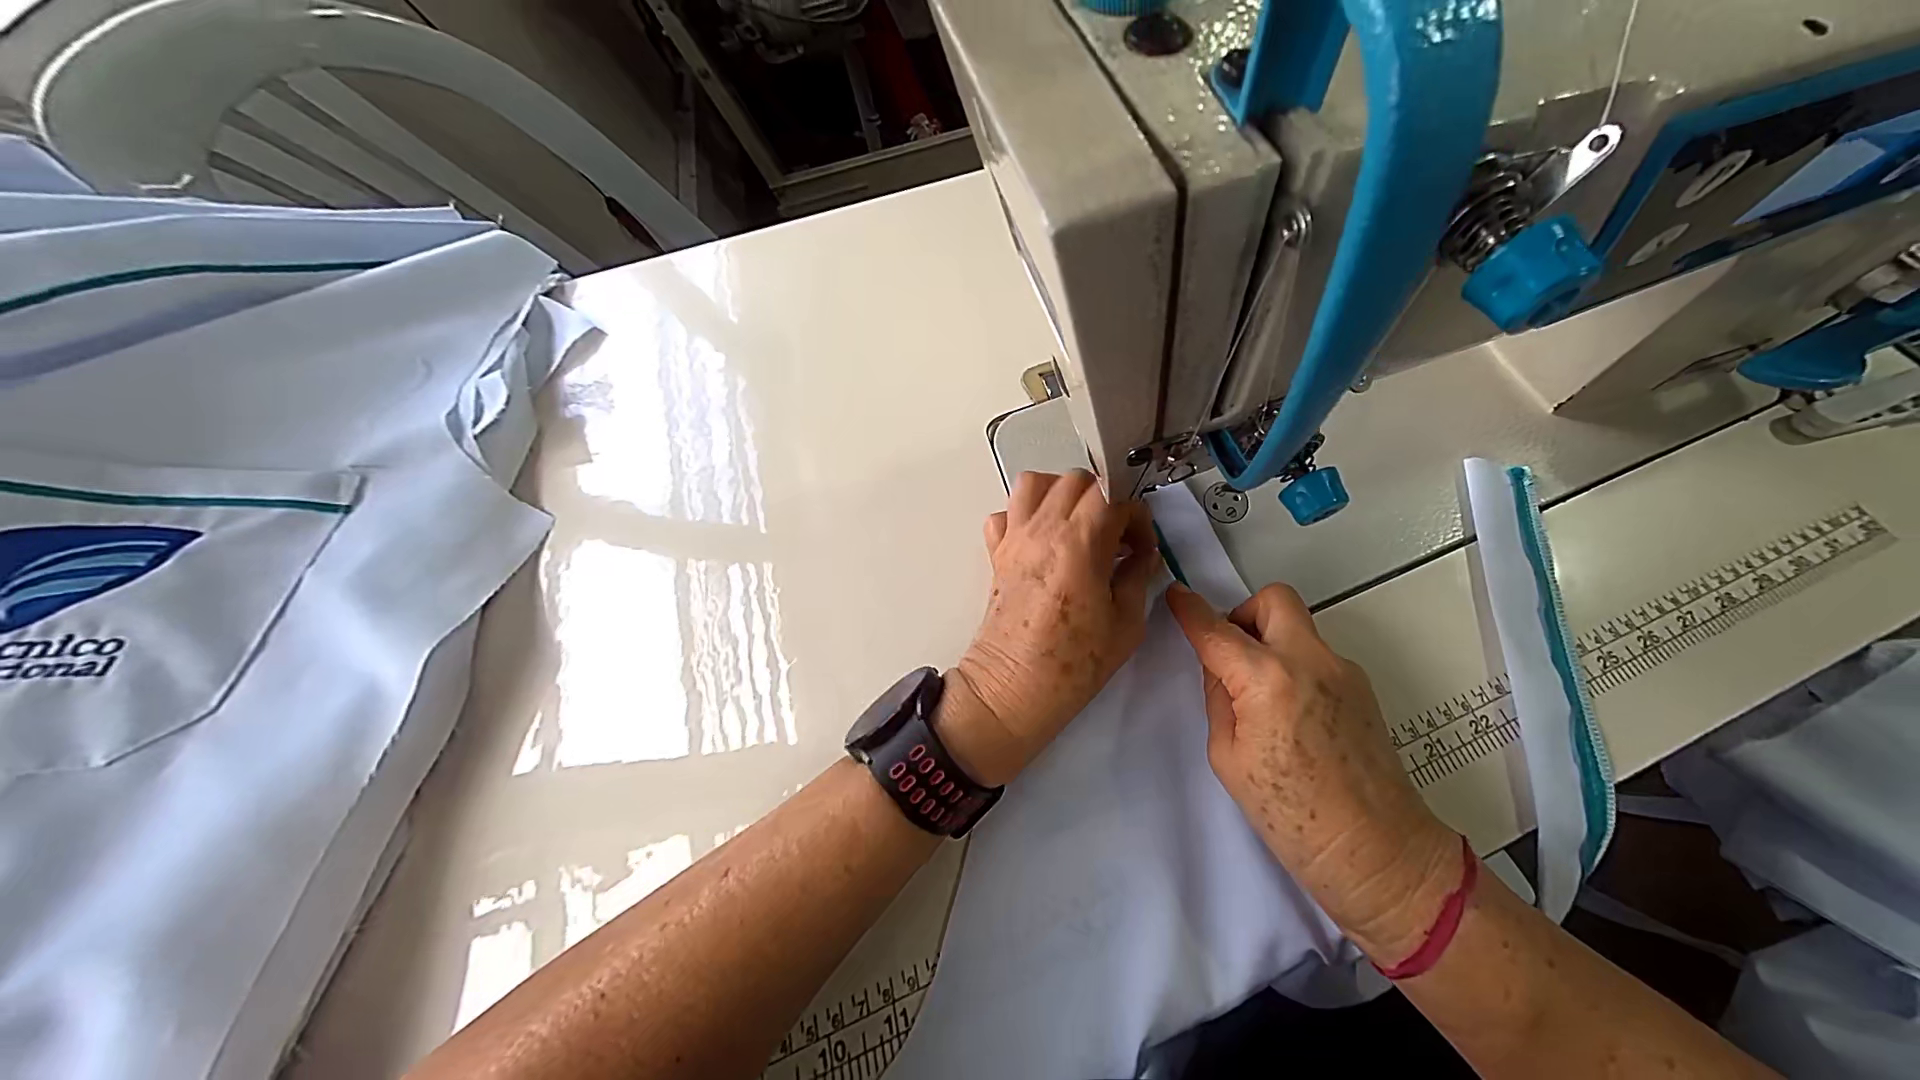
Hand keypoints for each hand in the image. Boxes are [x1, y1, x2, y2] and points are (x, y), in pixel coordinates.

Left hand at [938, 471, 1160, 787]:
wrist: (1012, 689)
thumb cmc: (1066, 667)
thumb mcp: (1126, 624)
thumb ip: (1137, 577)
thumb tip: (1141, 556)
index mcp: (1079, 545)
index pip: (1113, 496)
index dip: (1135, 515)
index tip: (1140, 541)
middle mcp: (1042, 533)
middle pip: (1077, 479)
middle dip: (1104, 497)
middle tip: (1116, 532)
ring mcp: (1015, 540)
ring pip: (1036, 482)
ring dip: (1062, 493)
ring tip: (1079, 523)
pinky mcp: (998, 554)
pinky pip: (1006, 514)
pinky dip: (1024, 515)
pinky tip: (1043, 538)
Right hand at [1165, 582, 1461, 963]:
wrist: (1377, 851)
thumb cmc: (1291, 815)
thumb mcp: (1227, 756)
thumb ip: (1220, 699)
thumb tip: (1222, 670)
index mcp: (1266, 680)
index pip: (1216, 629)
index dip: (1189, 609)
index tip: (1176, 597)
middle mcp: (1309, 661)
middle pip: (1272, 600)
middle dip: (1242, 613)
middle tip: (1229, 650)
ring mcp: (1342, 670)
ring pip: (1297, 627)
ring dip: (1270, 642)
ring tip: (1260, 696)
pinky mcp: (1361, 687)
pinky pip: (1316, 655)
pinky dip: (1293, 665)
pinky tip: (1291, 715)